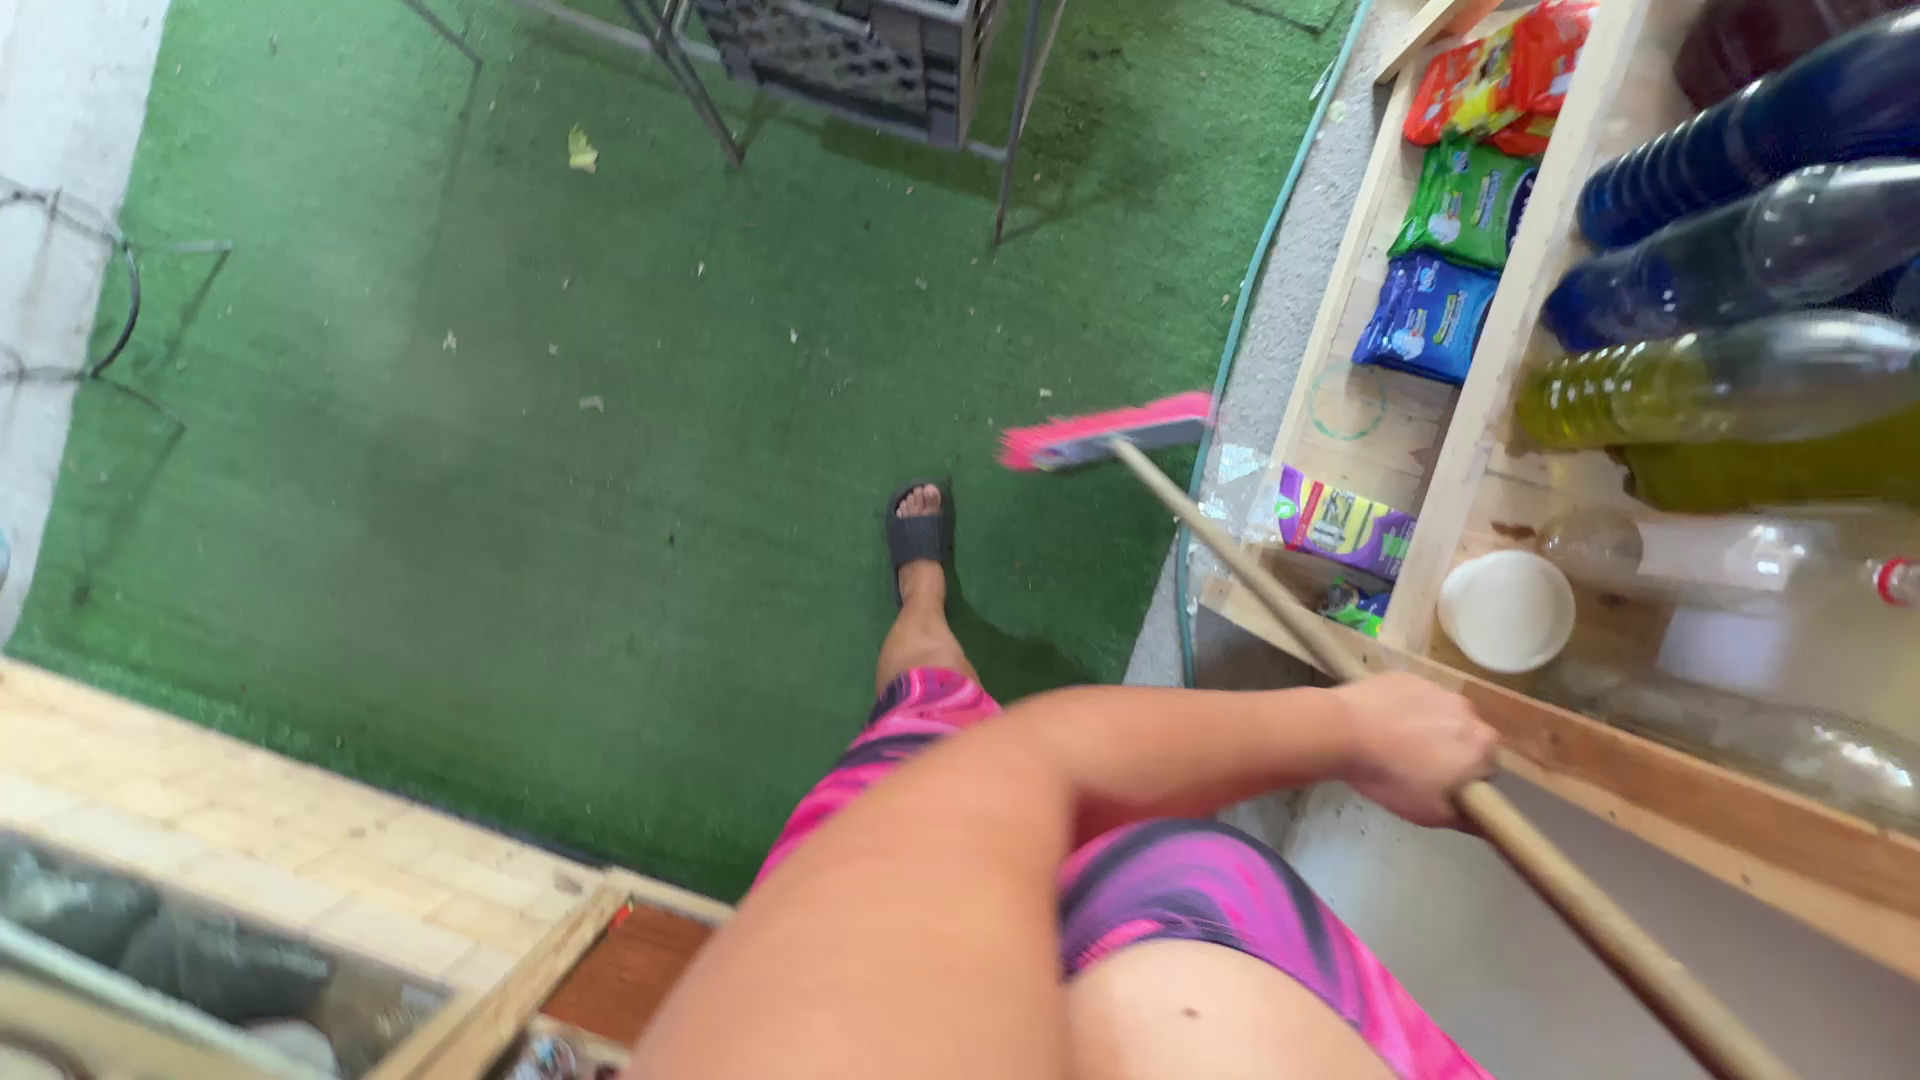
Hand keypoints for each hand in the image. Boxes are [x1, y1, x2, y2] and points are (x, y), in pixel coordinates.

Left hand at [1332, 674, 1496, 827]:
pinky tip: (1379, 719)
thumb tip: (1487, 826)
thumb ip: (1467, 820)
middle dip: (1446, 749)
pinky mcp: (1404, 676)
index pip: (1485, 767)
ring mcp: (1434, 687)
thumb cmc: (1389, 775)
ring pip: (1438, 712)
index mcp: (1482, 744)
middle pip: (1463, 736)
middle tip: (1411, 762)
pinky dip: (1401, 706)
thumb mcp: (1430, 813)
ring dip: (1424, 724)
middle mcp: (1466, 710)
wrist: (1340, 730)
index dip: (1461, 779)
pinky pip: (1411, 695)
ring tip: (1391, 739)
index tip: (1436, 783)